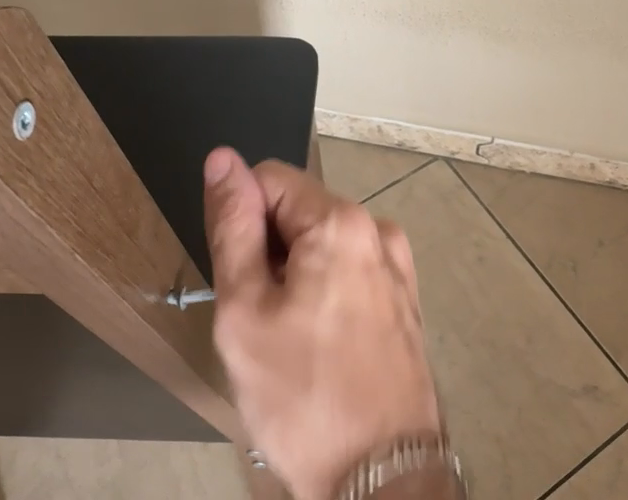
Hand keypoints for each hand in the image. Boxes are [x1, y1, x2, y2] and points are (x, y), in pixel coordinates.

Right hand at [202, 148, 441, 499]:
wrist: (383, 478)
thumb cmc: (303, 397)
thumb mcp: (245, 310)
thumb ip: (232, 226)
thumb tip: (222, 160)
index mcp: (341, 222)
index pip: (268, 177)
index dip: (239, 220)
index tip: (238, 276)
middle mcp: (379, 230)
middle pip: (298, 210)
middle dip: (267, 251)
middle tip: (259, 318)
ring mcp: (398, 266)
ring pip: (321, 245)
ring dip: (293, 276)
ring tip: (288, 339)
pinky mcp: (405, 300)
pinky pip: (348, 273)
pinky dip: (322, 294)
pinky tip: (317, 347)